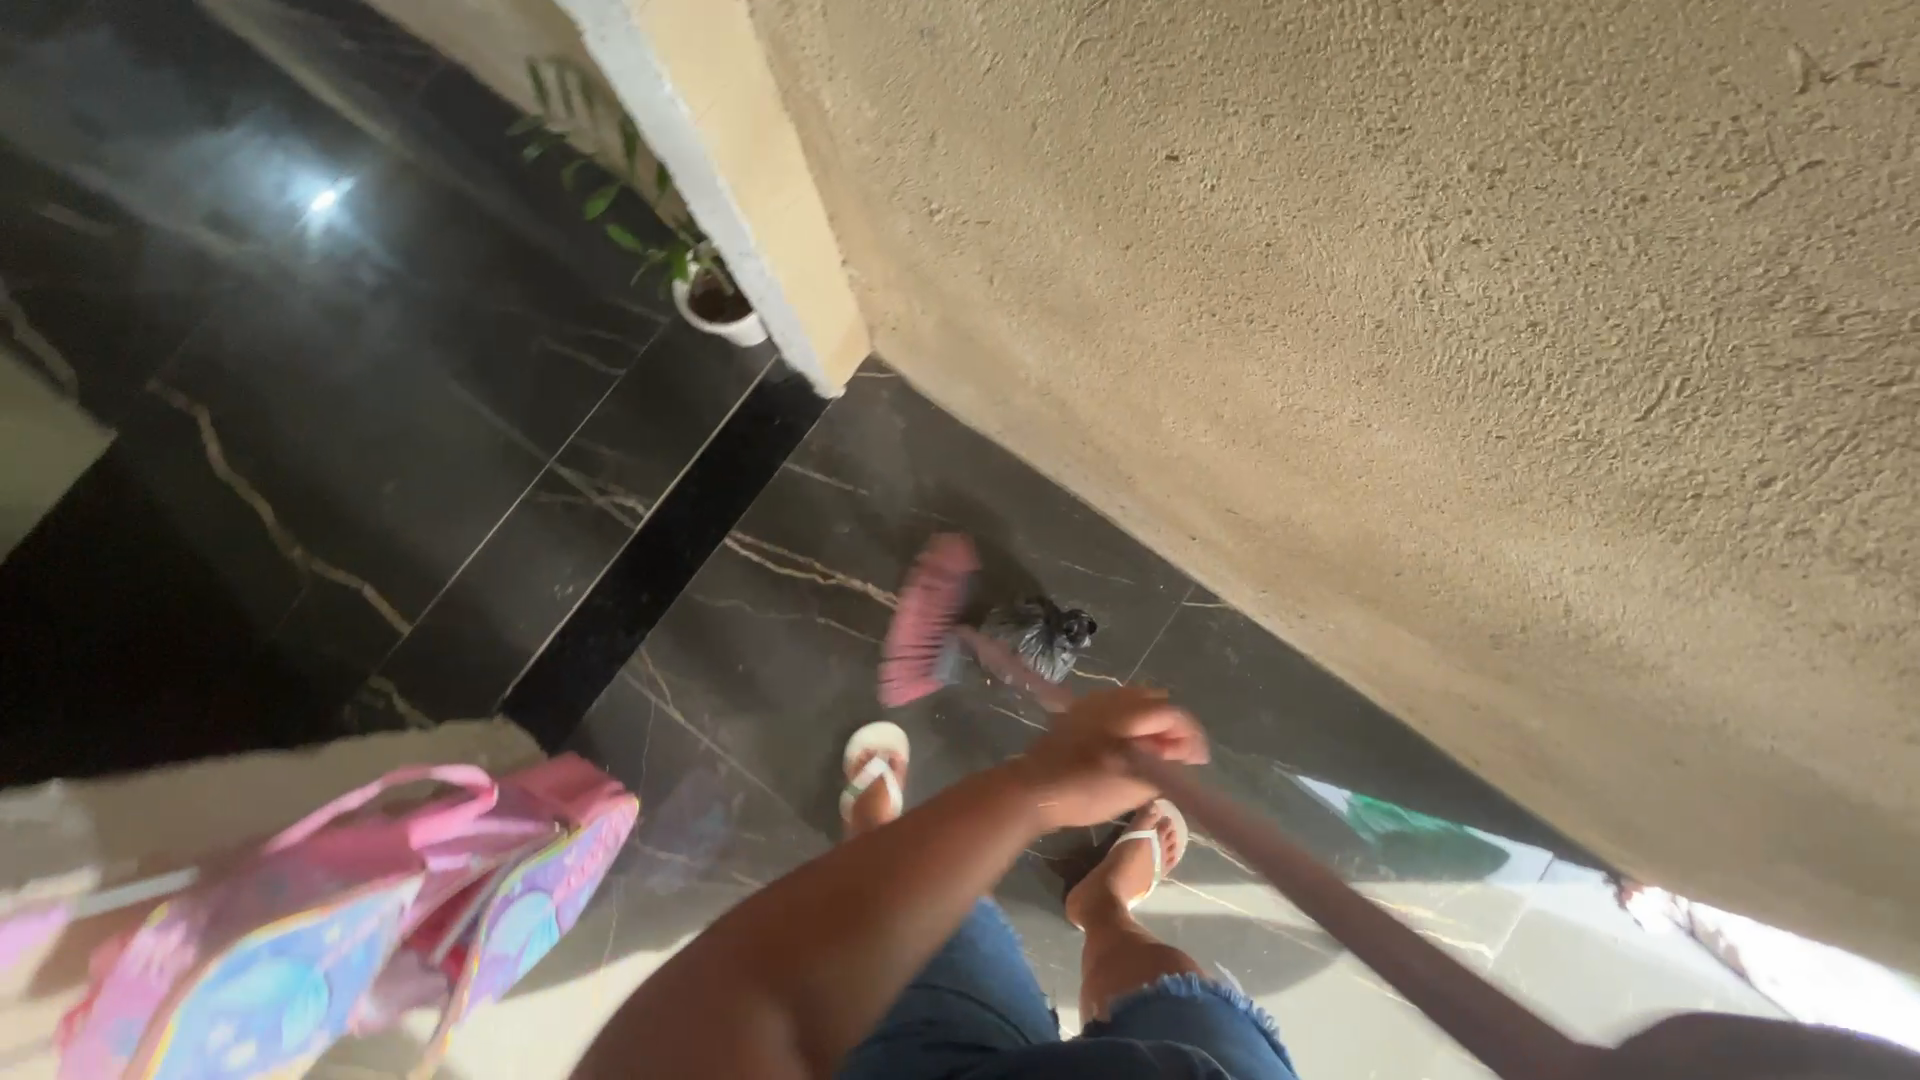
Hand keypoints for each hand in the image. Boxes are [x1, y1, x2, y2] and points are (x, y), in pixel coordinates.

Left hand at [1013, 686, 1208, 829]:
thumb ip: (1166, 768)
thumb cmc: (1085, 789)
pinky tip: (1128, 749)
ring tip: (1154, 756)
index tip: (1198, 760)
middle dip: (1171, 726)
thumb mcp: (1134, 785)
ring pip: (1133, 703)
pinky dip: (1129, 724)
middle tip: (1176, 757)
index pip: (1172, 712)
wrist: (1032, 789)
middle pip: (1154, 701)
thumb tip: (1184, 755)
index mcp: (1127, 712)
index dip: (1190, 735)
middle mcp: (1110, 699)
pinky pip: (1114, 710)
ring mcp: (1091, 704)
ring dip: (1149, 724)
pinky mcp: (1077, 714)